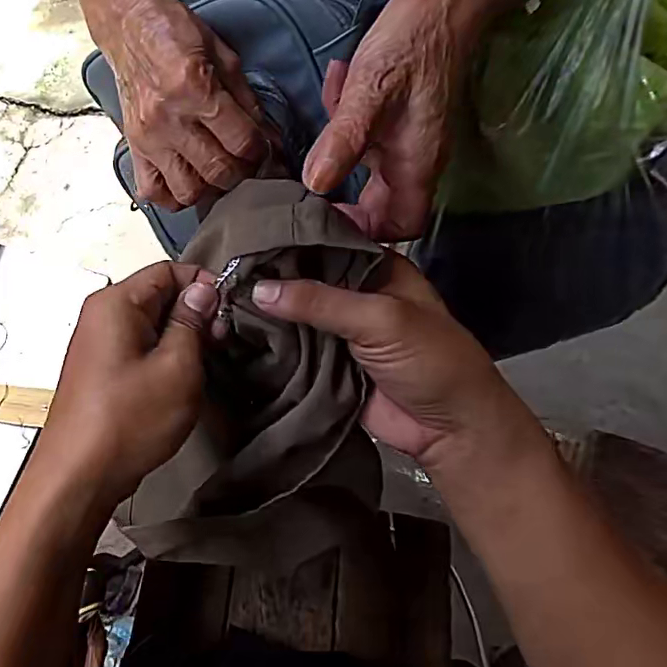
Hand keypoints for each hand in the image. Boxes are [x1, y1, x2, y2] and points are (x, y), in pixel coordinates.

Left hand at [35, 262, 217, 506]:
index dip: (204, 284)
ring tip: (203, 367)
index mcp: (115, 303)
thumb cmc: (125, 422)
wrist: (79, 475)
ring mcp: (99, 344)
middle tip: (221, 343)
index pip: (168, 269)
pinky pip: (139, 349)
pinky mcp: (102, 370)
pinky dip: (164, 359)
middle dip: (195, 314)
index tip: (230, 309)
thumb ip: (192, 321)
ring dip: (182, 340)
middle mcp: (101, 316)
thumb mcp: (177, 366)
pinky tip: (180, 381)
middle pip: (159, 295)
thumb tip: (204, 291)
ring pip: (152, 325)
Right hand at [95, 0, 271, 209]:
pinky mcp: (134, 147)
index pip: (241, 141)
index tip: (264, 150)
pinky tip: (184, 181)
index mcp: (196, 89)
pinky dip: (170, 196)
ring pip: (187, 191)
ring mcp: (148, 138)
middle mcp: (169, 119)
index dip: (261, 151)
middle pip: (218, 171)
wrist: (128, 26)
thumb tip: (267, 137)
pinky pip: (151, 192)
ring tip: (216, 174)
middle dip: (241, 173)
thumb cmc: (174, 33)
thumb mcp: (222, 55)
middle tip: (246, 164)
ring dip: (208, 189)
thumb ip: (246, 100)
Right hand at [249, 257, 545, 473]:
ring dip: (263, 311)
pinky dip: (267, 343)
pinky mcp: (322, 363)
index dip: (289, 237)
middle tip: (221, 268)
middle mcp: (353, 294)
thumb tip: (258, 289)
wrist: (448, 430)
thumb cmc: (432, 361)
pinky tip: (232, 331)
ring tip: (217, 296)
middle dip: (268, 275)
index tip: (244, 235)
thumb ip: (320, 301)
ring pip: (292, 313)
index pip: (326, 241)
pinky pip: (290, 348)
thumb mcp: (381, 319)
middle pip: (303, 278)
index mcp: (376, 268)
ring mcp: (336, 330)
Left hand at [302, 0, 483, 240]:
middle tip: (304, 186)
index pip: (399, 226)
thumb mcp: (370, 92)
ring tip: (324, 122)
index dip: (366, 233)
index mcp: (415, 165)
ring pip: (363, 172)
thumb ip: (344, 140)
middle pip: (377, 207)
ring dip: (337, 152)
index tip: (329, 219)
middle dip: (340, 199)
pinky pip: (362, 140)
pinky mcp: (394, 123)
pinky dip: (344, 123)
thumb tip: (316, 184)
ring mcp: (404, 143)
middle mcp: (413, 161)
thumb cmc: (413, 42)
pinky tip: (337, 88)